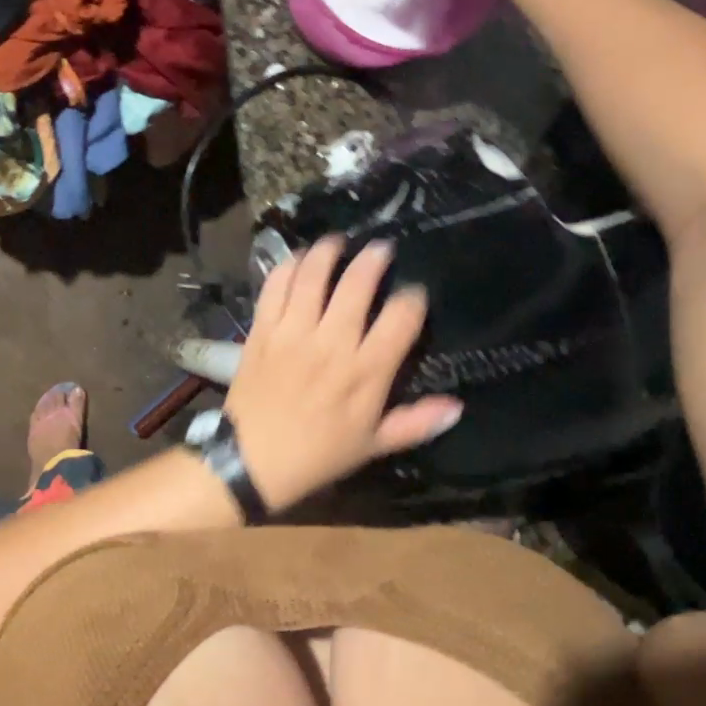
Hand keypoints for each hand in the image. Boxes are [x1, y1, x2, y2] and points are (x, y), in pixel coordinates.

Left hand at [224, 238, 464, 508]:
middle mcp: (331, 344)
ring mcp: (292, 333)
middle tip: (380, 249)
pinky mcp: (262, 330)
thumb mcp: (371, 446)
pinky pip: (275, 287)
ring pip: (313, 276)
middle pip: (357, 284)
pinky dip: (288, 266)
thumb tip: (457, 408)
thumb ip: (414, 423)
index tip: (414, 293)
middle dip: (374, 259)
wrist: (249, 463)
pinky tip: (298, 259)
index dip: (413, 298)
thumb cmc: (316, 457)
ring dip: (328, 251)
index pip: (401, 318)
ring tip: (338, 243)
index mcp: (365, 373)